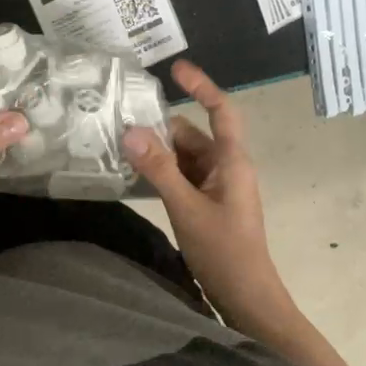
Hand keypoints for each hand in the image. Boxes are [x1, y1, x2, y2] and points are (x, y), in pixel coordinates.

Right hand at [122, 60, 289, 315]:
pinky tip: (135, 179)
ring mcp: (218, 187)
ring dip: (158, 154)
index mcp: (232, 161)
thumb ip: (158, 170)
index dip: (201, 86)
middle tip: (119, 125)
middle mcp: (227, 167)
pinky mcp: (208, 205)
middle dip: (161, 129)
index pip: (221, 110)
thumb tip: (130, 131)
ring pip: (185, 157)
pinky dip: (162, 174)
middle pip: (193, 134)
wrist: (246, 297)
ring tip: (119, 150)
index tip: (175, 69)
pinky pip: (183, 178)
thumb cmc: (224, 252)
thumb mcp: (186, 208)